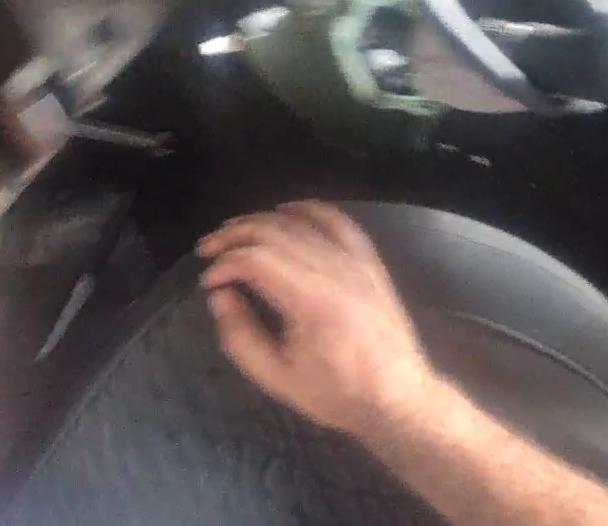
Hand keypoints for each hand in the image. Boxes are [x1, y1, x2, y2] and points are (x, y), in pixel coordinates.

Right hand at [197, 201, 436, 438]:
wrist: (400, 398)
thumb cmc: (337, 393)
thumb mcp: (278, 379)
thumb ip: (241, 337)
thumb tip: (220, 295)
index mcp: (311, 299)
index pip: (257, 259)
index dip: (225, 264)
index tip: (208, 282)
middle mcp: (333, 267)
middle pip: (272, 231)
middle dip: (233, 235)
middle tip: (207, 249)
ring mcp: (353, 259)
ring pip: (298, 221)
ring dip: (259, 221)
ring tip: (232, 232)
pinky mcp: (367, 258)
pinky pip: (335, 220)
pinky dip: (306, 209)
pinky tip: (284, 210)